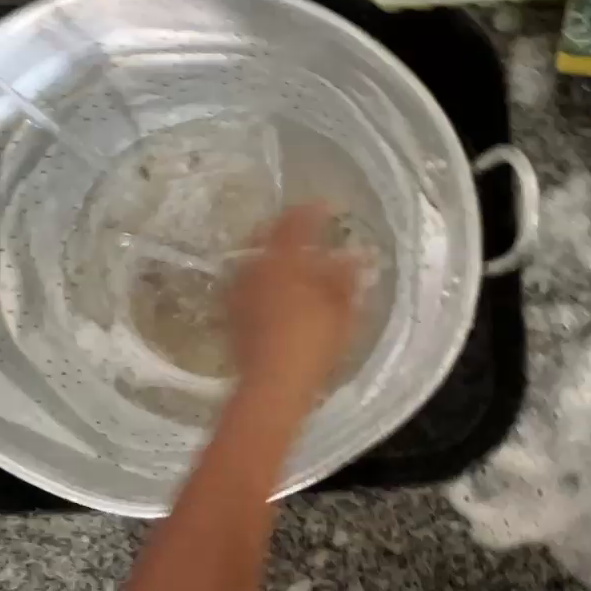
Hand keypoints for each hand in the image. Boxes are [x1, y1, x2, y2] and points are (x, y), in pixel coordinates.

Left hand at [226, 205, 363, 396]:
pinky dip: (262, 279)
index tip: (327, 205)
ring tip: (291, 261)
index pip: (298, 221)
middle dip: (285, 229)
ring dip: (272, 254)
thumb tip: (359, 255)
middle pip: (267, 235)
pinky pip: (247, 283)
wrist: (271, 385)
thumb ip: (348, 278)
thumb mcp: (342, 311)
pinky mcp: (230, 313)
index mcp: (284, 259)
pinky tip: (274, 291)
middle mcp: (255, 267)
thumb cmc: (313, 344)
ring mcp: (238, 290)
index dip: (313, 210)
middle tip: (303, 229)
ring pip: (254, 259)